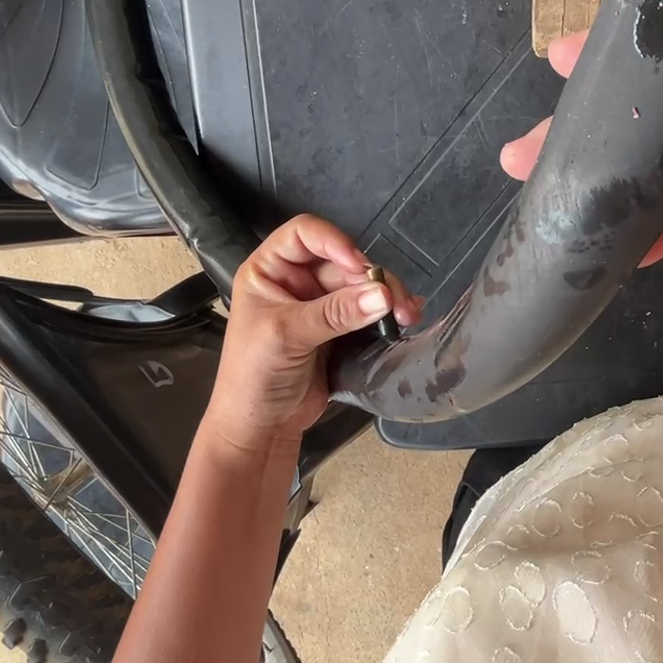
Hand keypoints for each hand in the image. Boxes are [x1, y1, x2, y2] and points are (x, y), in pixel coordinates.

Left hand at [203, 215, 420, 446]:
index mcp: (270, 271)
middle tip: (395, 302)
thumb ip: (336, 314)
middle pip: (343, 261)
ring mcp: (320, 305)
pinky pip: (370, 311)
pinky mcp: (341, 329)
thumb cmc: (254, 375)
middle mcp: (296, 281)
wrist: (261, 427)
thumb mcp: (289, 336)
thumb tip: (383, 295)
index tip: (359, 266)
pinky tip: (408, 320)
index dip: (333, 242)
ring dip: (387, 297)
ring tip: (407, 316)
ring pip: (361, 286)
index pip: (304, 234)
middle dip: (371, 279)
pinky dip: (389, 313)